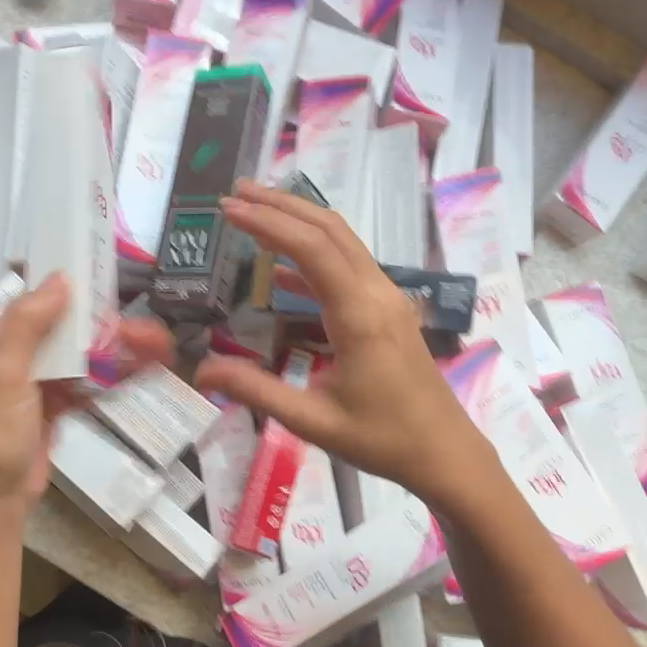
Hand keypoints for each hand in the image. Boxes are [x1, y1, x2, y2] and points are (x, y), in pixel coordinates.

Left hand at [0, 275, 173, 510]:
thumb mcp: (6, 374)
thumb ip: (28, 325)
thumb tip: (62, 278)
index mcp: (8, 338)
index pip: (46, 297)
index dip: (80, 286)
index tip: (117, 283)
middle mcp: (27, 353)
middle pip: (77, 326)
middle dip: (116, 326)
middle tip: (155, 337)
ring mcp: (45, 381)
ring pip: (89, 353)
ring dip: (123, 349)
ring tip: (160, 352)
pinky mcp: (60, 406)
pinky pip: (93, 381)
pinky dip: (116, 375)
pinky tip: (142, 373)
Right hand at [195, 181, 485, 496]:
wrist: (444, 453)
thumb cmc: (381, 439)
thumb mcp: (312, 421)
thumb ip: (256, 391)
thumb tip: (201, 371)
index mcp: (359, 316)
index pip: (310, 249)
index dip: (267, 223)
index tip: (227, 210)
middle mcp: (377, 294)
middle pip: (329, 230)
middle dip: (281, 205)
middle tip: (235, 193)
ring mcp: (388, 299)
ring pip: (343, 242)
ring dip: (299, 222)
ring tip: (254, 213)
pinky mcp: (389, 311)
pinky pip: (349, 267)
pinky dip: (313, 255)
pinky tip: (281, 272)